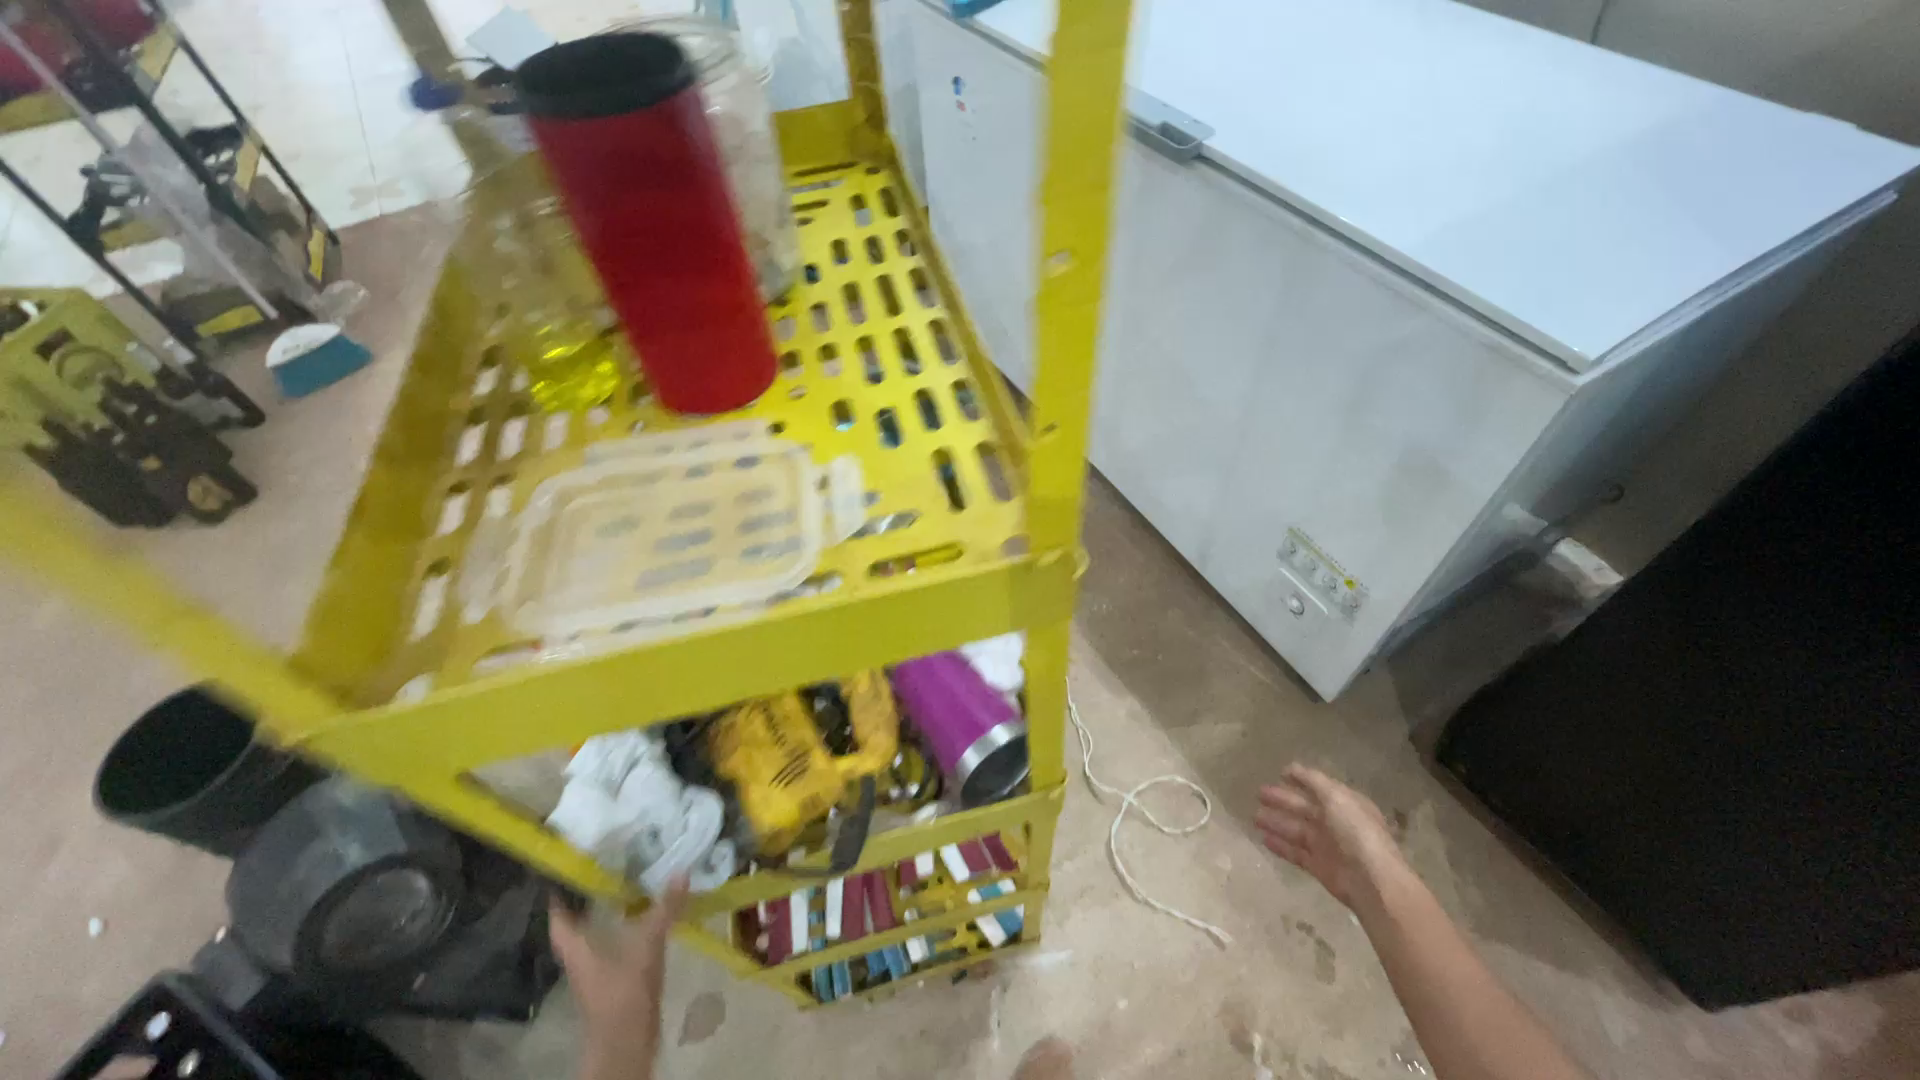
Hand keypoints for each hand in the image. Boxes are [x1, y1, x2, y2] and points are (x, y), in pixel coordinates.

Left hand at [548, 877, 689, 1079]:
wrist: (626, 1045)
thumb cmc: (624, 993)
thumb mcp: (647, 945)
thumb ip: (664, 909)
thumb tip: (681, 872)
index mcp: (576, 949)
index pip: (558, 918)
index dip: (558, 895)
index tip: (567, 871)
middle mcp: (580, 960)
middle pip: (576, 927)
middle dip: (586, 903)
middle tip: (603, 873)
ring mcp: (596, 975)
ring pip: (595, 940)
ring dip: (606, 919)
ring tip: (625, 891)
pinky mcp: (613, 986)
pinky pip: (613, 951)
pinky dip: (623, 935)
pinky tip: (642, 925)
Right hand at [1255, 764, 1404, 909]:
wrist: (1370, 880)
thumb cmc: (1355, 832)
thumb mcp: (1336, 797)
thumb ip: (1313, 781)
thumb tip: (1291, 767)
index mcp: (1345, 804)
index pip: (1319, 788)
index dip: (1301, 780)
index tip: (1279, 773)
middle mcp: (1336, 823)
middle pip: (1304, 808)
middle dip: (1282, 800)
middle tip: (1259, 793)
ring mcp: (1327, 846)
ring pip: (1296, 830)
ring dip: (1276, 822)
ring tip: (1254, 816)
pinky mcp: (1318, 867)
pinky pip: (1295, 853)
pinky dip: (1280, 845)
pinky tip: (1263, 838)